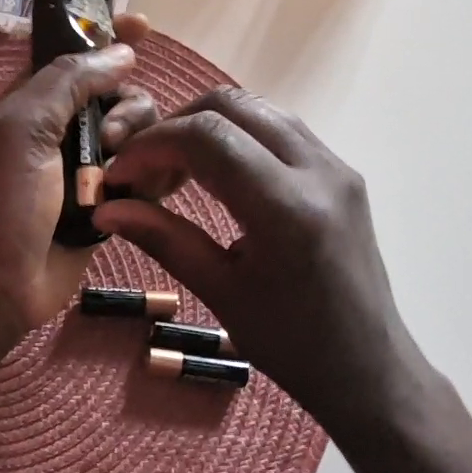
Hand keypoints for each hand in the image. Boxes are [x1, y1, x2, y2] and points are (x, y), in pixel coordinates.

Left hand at [0, 15, 158, 341]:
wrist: (0, 286)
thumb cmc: (3, 205)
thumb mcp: (24, 130)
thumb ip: (68, 82)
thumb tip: (122, 51)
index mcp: (34, 104)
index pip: (77, 57)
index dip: (108, 36)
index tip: (146, 27)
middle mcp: (64, 131)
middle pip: (123, 95)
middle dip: (131, 107)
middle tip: (114, 139)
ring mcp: (89, 170)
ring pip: (143, 136)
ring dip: (144, 146)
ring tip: (121, 178)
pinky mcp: (110, 206)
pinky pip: (148, 176)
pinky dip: (156, 175)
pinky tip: (154, 187)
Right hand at [93, 87, 433, 433]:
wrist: (366, 366)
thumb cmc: (289, 342)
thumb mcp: (217, 291)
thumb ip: (162, 239)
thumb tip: (105, 209)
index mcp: (286, 209)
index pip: (206, 138)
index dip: (151, 146)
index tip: (118, 176)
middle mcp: (319, 172)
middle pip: (231, 107)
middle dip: (174, 127)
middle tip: (142, 171)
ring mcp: (336, 167)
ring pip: (258, 111)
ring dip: (205, 128)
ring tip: (171, 173)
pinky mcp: (341, 173)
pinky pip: (279, 131)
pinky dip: (235, 138)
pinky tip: (211, 176)